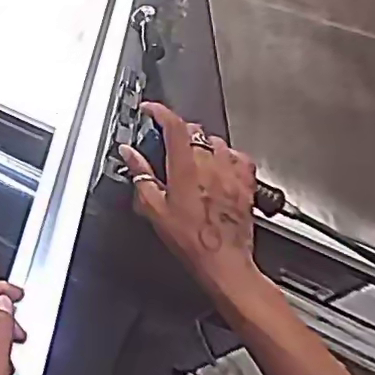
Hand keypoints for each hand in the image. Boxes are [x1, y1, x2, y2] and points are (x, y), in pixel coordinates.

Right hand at [119, 102, 260, 300]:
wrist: (224, 264)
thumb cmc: (190, 240)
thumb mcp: (155, 208)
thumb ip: (141, 174)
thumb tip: (129, 153)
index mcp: (185, 167)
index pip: (174, 125)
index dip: (160, 111)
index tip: (150, 110)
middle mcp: (210, 164)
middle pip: (194, 129)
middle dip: (178, 131)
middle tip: (167, 142)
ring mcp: (230, 172)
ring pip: (216, 141)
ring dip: (202, 143)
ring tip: (192, 157)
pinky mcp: (246, 184)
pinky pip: (239, 157)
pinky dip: (228, 155)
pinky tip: (220, 166)